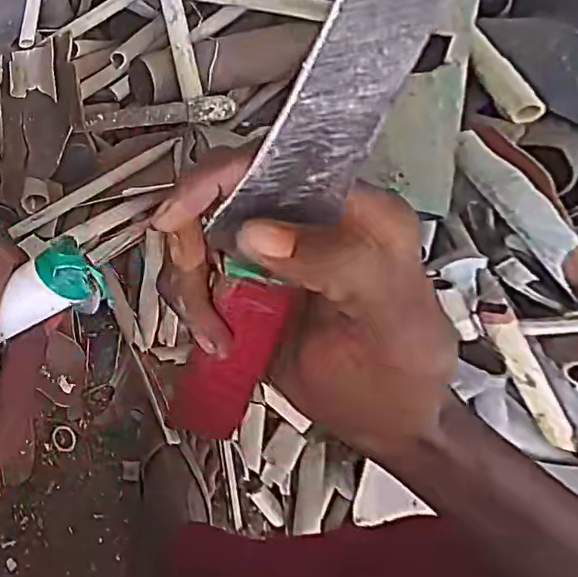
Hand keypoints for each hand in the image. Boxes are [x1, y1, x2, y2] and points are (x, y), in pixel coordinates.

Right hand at [151, 148, 456, 460]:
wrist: (378, 414)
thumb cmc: (400, 363)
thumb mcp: (389, 313)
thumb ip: (339, 264)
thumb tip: (254, 232)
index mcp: (343, 205)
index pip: (266, 162)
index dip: (213, 179)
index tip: (176, 215)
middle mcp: (293, 217)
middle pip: (208, 201)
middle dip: (191, 249)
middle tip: (200, 292)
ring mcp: (257, 249)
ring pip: (186, 243)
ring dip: (188, 290)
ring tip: (218, 333)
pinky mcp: (231, 280)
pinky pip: (183, 279)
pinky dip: (189, 310)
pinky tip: (219, 338)